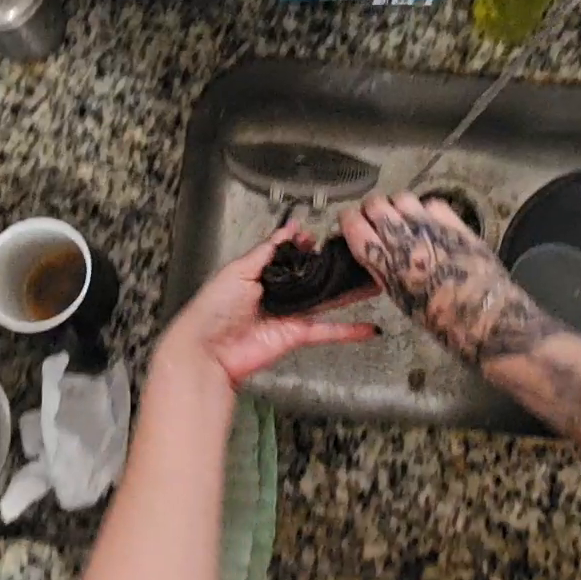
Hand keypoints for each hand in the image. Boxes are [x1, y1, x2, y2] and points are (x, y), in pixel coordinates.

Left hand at [155, 224, 379, 389]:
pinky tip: (368, 328)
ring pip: (325, 299)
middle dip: (332, 266)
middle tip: (358, 255)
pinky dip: (348, 330)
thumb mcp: (238, 269)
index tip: (324, 235)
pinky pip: (326, 330)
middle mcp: (277, 292)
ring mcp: (289, 313)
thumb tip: (288, 229)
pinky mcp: (297, 334)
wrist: (207, 350)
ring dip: (348, 292)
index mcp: (260, 273)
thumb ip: (267, 250)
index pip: (290, 255)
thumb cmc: (213, 309)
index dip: (307, 245)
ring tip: (373, 281)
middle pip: (311, 276)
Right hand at [340, 192, 546, 364]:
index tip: (351, 221)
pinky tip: (431, 224)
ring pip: (401, 197)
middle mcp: (405, 239)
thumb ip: (382, 271)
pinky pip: (431, 203)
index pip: (354, 224)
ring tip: (404, 218)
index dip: (348, 219)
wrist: (488, 319)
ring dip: (398, 205)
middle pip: (375, 203)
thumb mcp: (400, 300)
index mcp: (387, 263)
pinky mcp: (454, 222)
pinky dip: (427, 210)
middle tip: (378, 219)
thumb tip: (370, 252)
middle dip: (372, 209)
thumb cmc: (444, 321)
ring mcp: (431, 227)